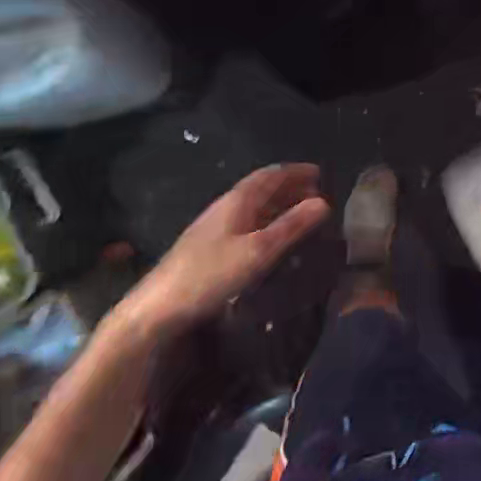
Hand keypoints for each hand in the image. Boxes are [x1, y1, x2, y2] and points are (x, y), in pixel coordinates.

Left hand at [116, 163, 331, 340]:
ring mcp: (215, 226)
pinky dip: (267, 220)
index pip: (271, 174)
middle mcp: (226, 206)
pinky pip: (247, 222)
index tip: (322, 174)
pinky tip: (273, 238)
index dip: (296, 172)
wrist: (156, 308)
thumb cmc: (210, 274)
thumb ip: (291, 226)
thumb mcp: (258, 251)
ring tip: (302, 215)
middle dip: (291, 187)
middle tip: (318, 197)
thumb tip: (324, 202)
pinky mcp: (209, 246)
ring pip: (255, 206)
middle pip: (263, 188)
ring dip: (280, 204)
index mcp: (238, 200)